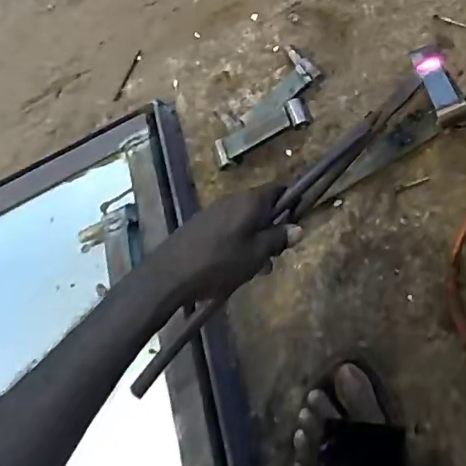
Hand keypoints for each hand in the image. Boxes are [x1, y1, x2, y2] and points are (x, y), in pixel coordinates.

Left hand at [152, 183, 300, 304]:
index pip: (279, 189)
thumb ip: (278, 238)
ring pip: (244, 221)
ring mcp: (214, 212)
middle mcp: (234, 199)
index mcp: (251, 201)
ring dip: (253, 240)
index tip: (293, 226)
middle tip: (273, 257)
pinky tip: (230, 268)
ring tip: (253, 269)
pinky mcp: (199, 226)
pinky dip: (235, 244)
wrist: (166, 276)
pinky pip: (227, 229)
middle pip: (262, 207)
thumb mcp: (256, 254)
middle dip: (271, 230)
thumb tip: (298, 228)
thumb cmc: (219, 263)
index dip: (291, 205)